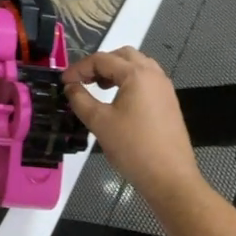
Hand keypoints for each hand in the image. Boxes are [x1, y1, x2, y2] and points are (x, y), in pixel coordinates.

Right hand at [64, 48, 204, 200]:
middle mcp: (154, 74)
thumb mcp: (99, 122)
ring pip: (137, 66)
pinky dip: (129, 81)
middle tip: (84, 80)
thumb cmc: (133, 148)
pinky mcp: (169, 103)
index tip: (64, 82)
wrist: (171, 180)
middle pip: (122, 56)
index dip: (79, 68)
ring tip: (100, 88)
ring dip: (116, 71)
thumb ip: (80, 99)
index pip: (102, 60)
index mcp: (136, 74)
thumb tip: (70, 86)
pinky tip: (119, 101)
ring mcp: (165, 88)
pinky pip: (146, 80)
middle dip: (100, 64)